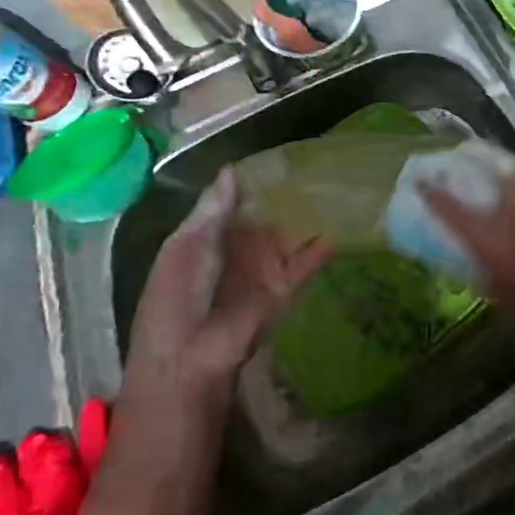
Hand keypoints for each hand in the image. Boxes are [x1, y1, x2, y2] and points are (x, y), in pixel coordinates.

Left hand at [125, 168, 333, 382]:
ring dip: (309, 219)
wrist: (186, 358)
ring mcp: (264, 269)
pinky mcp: (283, 290)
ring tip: (337, 190)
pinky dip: (320, 250)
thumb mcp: (186, 246)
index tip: (281, 155)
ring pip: (290, 237)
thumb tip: (232, 169)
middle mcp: (240, 249)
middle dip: (289, 196)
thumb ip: (213, 210)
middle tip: (318, 166)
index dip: (257, 181)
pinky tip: (339, 229)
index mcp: (210, 236)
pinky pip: (305, 264)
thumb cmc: (175, 296)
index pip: (238, 202)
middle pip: (270, 217)